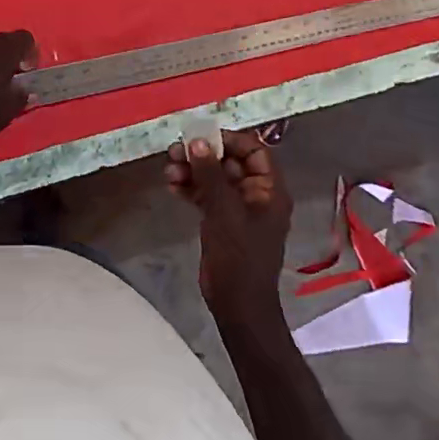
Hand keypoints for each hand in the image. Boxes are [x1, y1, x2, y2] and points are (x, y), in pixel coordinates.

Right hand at [165, 129, 291, 317]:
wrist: (237, 302)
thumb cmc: (239, 255)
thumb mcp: (224, 211)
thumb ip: (210, 174)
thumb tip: (197, 141)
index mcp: (269, 190)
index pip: (255, 151)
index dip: (230, 141)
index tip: (202, 137)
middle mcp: (255, 195)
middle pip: (229, 162)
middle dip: (202, 155)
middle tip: (176, 151)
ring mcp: (237, 209)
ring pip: (214, 178)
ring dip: (191, 171)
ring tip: (169, 171)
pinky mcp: (220, 221)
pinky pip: (205, 195)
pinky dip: (189, 188)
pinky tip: (171, 186)